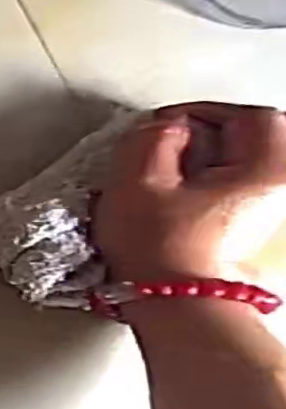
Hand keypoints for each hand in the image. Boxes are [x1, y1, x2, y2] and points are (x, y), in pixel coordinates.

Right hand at [95, 103, 285, 284]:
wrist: (182, 297)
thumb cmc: (158, 242)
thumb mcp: (136, 185)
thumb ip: (151, 143)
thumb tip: (165, 126)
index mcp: (273, 169)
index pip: (253, 117)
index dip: (203, 112)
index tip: (162, 122)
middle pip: (270, 138)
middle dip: (221, 132)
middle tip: (172, 142)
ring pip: (265, 165)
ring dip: (225, 158)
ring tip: (181, 172)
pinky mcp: (279, 229)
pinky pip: (261, 190)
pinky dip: (231, 182)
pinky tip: (197, 197)